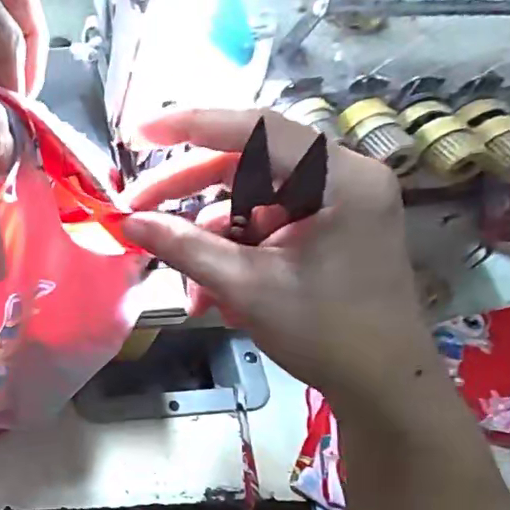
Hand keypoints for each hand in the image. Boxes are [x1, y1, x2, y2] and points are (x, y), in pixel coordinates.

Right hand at [118, 108, 437, 405]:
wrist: (381, 385)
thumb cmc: (325, 333)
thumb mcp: (247, 287)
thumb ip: (185, 248)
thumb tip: (129, 223)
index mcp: (340, 178)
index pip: (257, 130)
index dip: (192, 125)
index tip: (139, 131)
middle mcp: (341, 178)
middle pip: (247, 166)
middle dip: (189, 195)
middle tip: (136, 211)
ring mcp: (333, 205)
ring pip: (249, 204)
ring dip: (210, 244)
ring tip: (191, 293)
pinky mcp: (323, 230)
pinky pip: (263, 228)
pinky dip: (233, 256)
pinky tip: (214, 296)